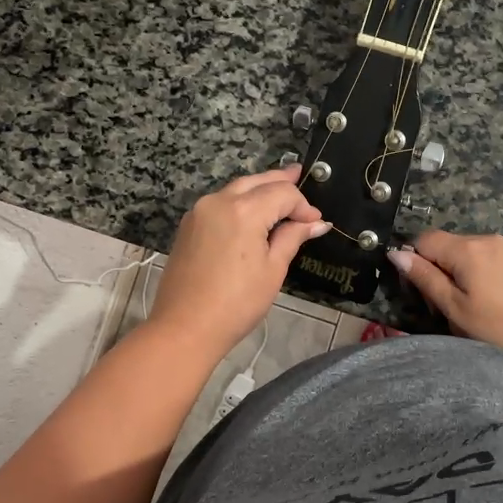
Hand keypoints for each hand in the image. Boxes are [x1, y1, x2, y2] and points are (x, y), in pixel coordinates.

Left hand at [150, 167, 329, 359]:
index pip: (282, 194)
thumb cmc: (236, 303)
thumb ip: (292, 238)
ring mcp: (199, 212)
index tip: (316, 222)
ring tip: (280, 189)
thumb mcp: (272, 270)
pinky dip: (240, 201)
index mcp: (243, 210)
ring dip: (259, 189)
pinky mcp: (188, 226)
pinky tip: (252, 211)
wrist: (185, 327)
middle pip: (256, 181)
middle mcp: (219, 201)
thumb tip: (315, 223)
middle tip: (299, 174)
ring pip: (236, 189)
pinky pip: (220, 203)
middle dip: (279, 180)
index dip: (303, 206)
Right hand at [388, 230, 502, 363]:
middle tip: (443, 307)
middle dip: (435, 271)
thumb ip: (426, 279)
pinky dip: (473, 275)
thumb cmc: (502, 329)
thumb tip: (396, 254)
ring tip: (466, 307)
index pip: (423, 240)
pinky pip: (481, 259)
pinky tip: (486, 302)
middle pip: (443, 246)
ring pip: (462, 253)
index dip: (414, 263)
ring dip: (455, 275)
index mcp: (466, 249)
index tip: (421, 294)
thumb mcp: (456, 309)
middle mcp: (484, 239)